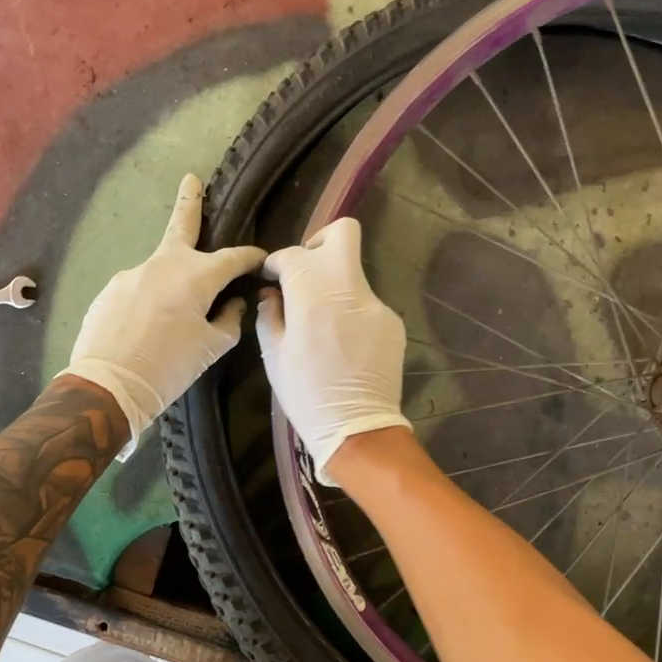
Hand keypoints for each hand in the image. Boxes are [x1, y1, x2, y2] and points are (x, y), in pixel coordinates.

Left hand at [61, 174, 265, 446]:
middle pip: (181, 226)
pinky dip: (144, 305)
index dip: (250, 257)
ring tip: (166, 320)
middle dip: (190, 202)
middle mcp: (161, 265)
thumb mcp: (210, 349)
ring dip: (168, 285)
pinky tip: (142, 330)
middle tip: (191, 179)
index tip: (260, 259)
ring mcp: (130, 275)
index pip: (233, 258)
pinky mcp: (108, 292)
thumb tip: (233, 304)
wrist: (108, 386)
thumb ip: (229, 321)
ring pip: (158, 273)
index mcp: (195, 276)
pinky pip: (136, 293)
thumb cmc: (168, 368)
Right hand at [258, 218, 411, 486]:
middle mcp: (349, 290)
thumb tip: (271, 294)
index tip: (272, 276)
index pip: (294, 255)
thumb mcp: (274, 357)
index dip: (278, 262)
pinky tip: (343, 344)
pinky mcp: (392, 322)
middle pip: (343, 233)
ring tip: (322, 323)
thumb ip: (270, 316)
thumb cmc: (306, 395)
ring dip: (334, 287)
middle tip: (305, 271)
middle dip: (319, 243)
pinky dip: (351, 313)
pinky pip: (366, 304)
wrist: (356, 428)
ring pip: (353, 275)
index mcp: (313, 297)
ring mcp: (376, 305)